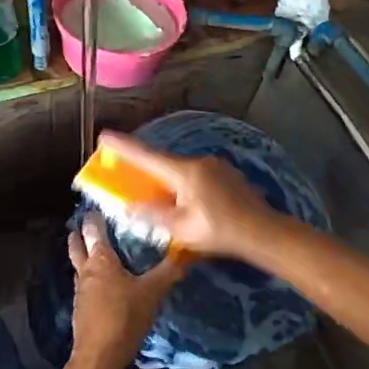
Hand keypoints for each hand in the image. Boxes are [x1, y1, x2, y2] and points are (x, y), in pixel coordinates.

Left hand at [67, 215, 186, 368]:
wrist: (99, 356)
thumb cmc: (124, 316)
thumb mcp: (153, 292)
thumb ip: (169, 271)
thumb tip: (188, 252)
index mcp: (100, 260)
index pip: (93, 229)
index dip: (95, 216)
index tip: (100, 206)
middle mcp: (86, 271)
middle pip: (77, 245)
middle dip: (80, 234)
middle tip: (88, 225)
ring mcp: (80, 291)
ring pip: (78, 266)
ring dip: (84, 256)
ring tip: (97, 252)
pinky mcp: (81, 309)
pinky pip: (84, 285)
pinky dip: (90, 278)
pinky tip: (102, 284)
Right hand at [95, 131, 286, 258]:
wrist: (263, 232)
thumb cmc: (220, 231)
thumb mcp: (181, 228)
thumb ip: (153, 215)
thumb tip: (129, 207)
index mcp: (185, 172)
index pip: (147, 156)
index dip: (124, 147)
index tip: (105, 136)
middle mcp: (199, 162)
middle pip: (165, 163)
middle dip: (146, 169)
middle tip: (131, 176)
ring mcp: (216, 166)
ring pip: (182, 170)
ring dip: (168, 181)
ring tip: (162, 199)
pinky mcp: (227, 175)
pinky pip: (197, 175)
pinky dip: (185, 184)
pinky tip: (189, 202)